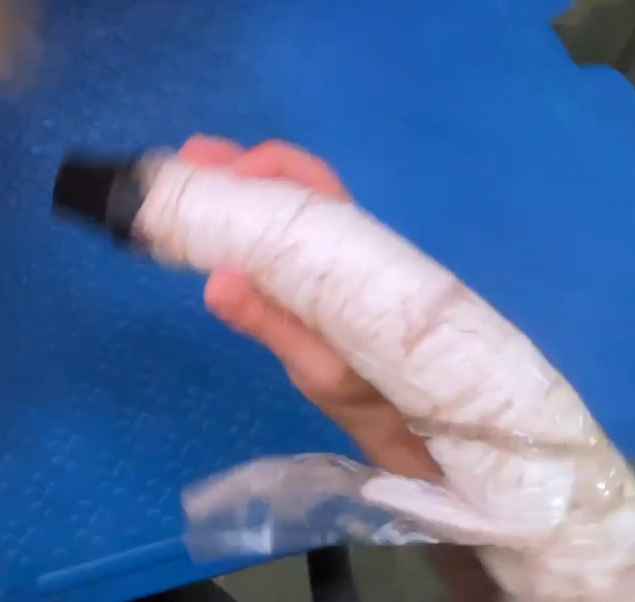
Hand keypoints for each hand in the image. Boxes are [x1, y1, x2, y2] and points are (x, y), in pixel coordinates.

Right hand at [183, 137, 502, 600]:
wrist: (450, 472)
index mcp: (365, 260)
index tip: (219, 166)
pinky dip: (236, 237)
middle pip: (292, 194)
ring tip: (183, 186)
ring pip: (282, 222)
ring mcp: (333, 281)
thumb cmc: (402, 420)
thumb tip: (215, 281)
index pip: (317, 190)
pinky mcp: (316, 307)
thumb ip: (280, 329)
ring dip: (233, 199)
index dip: (268, 170)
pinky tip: (205, 240)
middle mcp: (350, 258)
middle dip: (237, 174)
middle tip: (185, 162)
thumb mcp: (334, 379)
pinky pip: (274, 259)